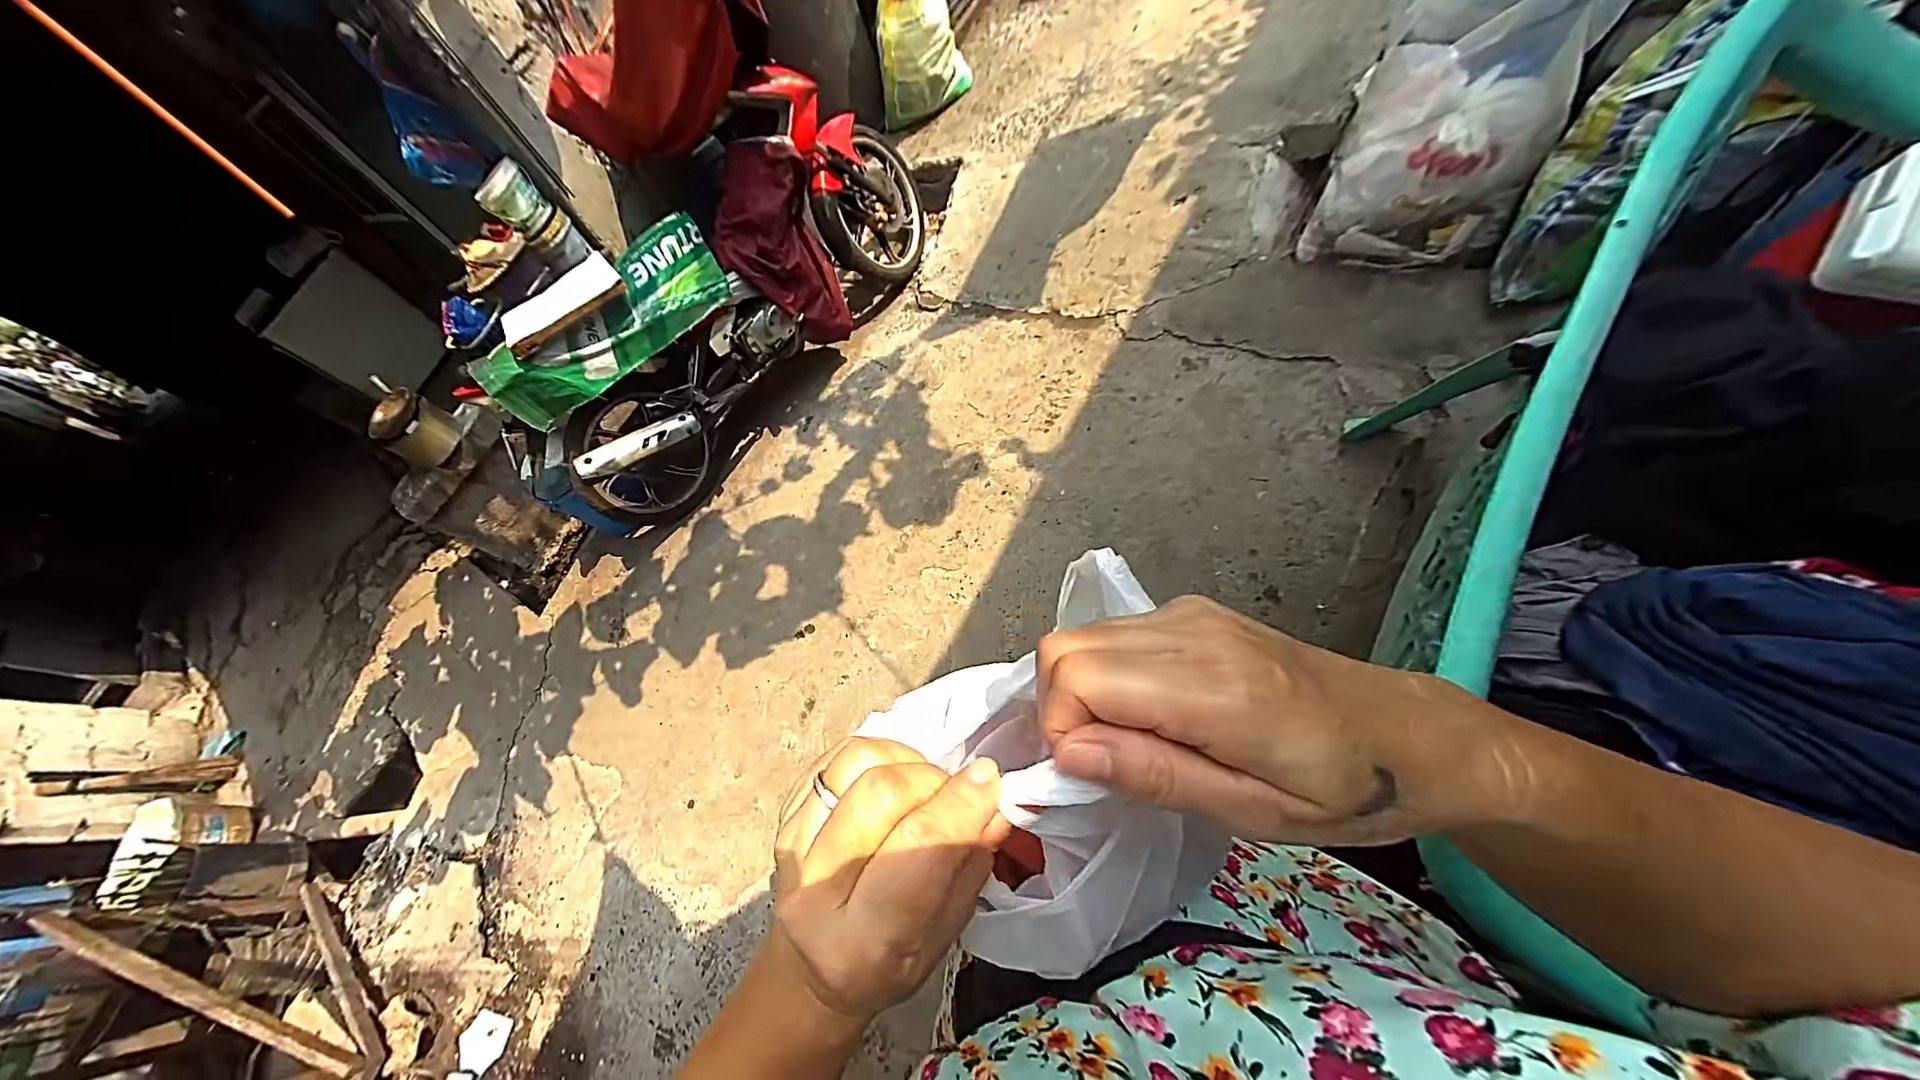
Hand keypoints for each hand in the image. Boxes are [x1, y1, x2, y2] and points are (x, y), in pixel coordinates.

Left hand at [770, 737, 1010, 1022]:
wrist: (810, 966)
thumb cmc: (887, 961)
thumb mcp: (942, 934)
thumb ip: (969, 868)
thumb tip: (994, 805)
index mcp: (863, 940)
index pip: (917, 846)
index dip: (959, 804)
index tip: (988, 779)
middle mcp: (817, 889)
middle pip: (883, 792)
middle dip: (934, 780)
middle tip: (955, 795)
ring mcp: (794, 845)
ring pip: (858, 761)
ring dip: (906, 762)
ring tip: (923, 788)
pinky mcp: (787, 813)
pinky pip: (839, 754)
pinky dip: (880, 755)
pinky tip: (893, 778)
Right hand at [1036, 595, 1518, 845]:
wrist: (1405, 732)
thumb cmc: (1342, 790)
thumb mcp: (1254, 812)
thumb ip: (1156, 775)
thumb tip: (1067, 752)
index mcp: (1214, 687)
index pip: (1078, 677)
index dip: (1061, 730)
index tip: (1092, 775)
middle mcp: (1191, 632)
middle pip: (1064, 647)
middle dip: (1059, 710)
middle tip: (1104, 761)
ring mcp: (1189, 613)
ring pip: (1080, 636)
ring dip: (1080, 693)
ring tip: (1131, 738)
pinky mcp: (1190, 611)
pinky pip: (1112, 634)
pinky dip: (1104, 674)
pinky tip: (1148, 709)